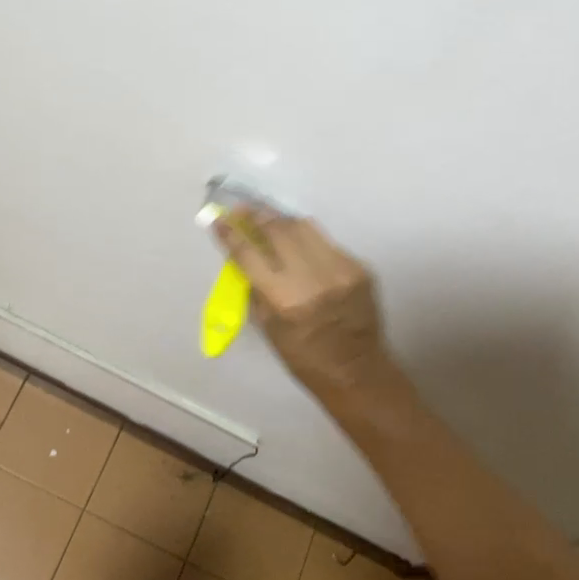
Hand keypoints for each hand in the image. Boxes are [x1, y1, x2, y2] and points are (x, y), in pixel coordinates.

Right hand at [214, 206, 389, 393]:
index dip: (231, 234)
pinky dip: (308, 241)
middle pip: (279, 230)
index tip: (219, 219)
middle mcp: (314, 279)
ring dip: (283, 221)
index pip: (250, 255)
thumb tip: (243, 256)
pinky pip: (327, 243)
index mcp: (285, 300)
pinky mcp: (359, 268)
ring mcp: (341, 270)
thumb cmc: (303, 358)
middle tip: (243, 208)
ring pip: (305, 227)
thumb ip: (256, 289)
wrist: (358, 371)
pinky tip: (301, 247)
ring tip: (269, 218)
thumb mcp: (269, 328)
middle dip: (257, 216)